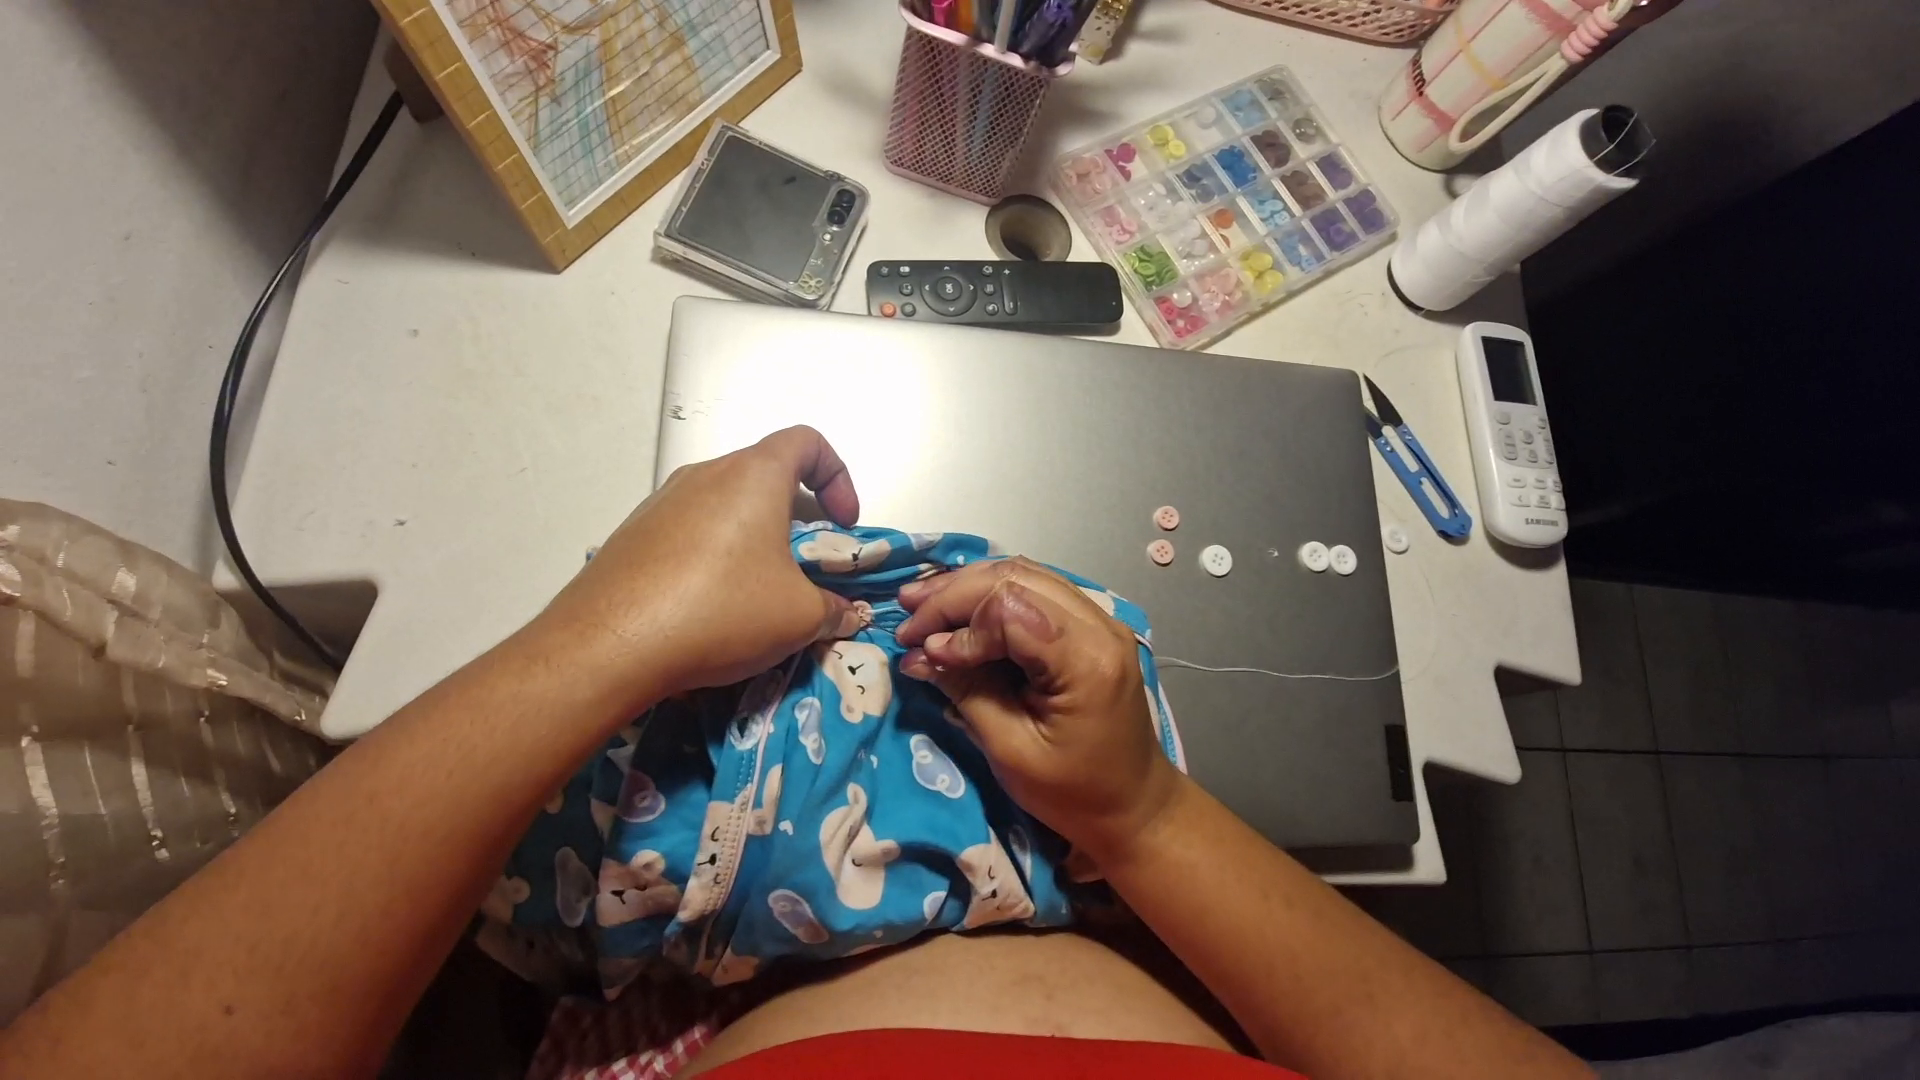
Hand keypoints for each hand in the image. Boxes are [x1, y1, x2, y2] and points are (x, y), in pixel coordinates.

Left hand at [526, 426, 867, 712]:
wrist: (611, 646)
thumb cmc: (722, 610)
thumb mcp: (799, 617)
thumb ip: (834, 610)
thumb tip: (846, 614)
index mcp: (754, 476)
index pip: (808, 442)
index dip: (838, 477)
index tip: (843, 523)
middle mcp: (706, 475)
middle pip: (766, 476)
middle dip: (798, 518)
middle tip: (806, 567)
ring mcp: (662, 502)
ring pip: (726, 505)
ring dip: (755, 539)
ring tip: (759, 592)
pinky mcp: (634, 535)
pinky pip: (691, 531)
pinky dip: (716, 556)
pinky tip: (711, 607)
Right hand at [892, 558, 1183, 865]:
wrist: (1134, 805)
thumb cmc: (1074, 792)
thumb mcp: (1011, 750)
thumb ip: (966, 691)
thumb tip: (918, 654)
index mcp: (1087, 660)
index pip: (1011, 609)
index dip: (958, 624)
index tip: (922, 652)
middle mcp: (1100, 624)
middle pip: (1016, 578)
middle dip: (954, 593)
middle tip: (907, 612)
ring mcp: (1100, 619)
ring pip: (1024, 574)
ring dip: (969, 585)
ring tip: (921, 601)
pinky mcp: (1091, 624)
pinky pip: (1036, 589)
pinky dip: (992, 592)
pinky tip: (959, 605)